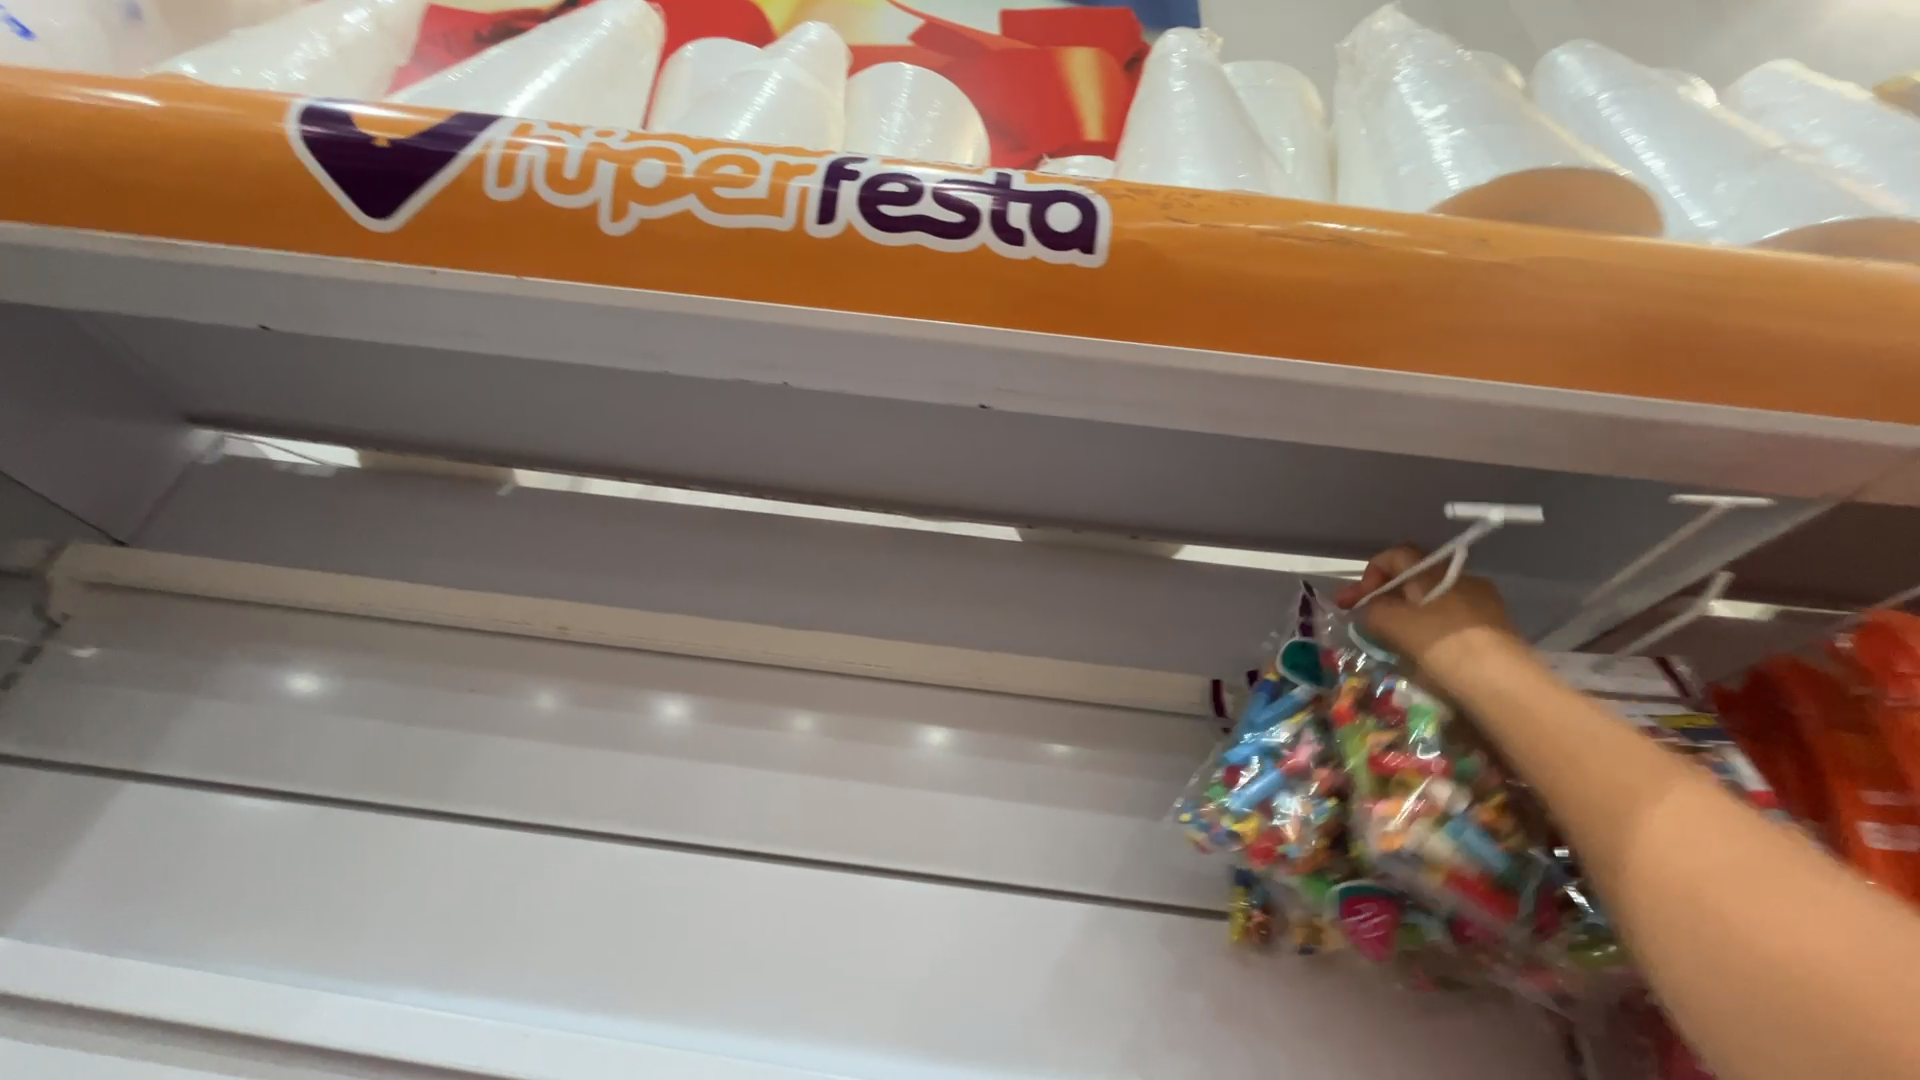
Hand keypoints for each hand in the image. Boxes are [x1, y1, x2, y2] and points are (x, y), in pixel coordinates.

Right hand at [1332, 545, 1513, 663]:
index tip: (1355, 601)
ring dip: (1408, 616)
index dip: (1370, 574)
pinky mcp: (1495, 630)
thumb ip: (1372, 609)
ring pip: (1433, 602)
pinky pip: (1452, 622)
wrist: (1500, 683)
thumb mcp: (1390, 623)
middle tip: (1366, 620)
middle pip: (1414, 579)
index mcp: (1435, 571)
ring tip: (1393, 641)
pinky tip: (1425, 654)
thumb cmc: (1439, 644)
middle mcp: (1462, 579)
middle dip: (1386, 597)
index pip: (1395, 555)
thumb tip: (1372, 609)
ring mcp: (1483, 604)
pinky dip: (1431, 631)